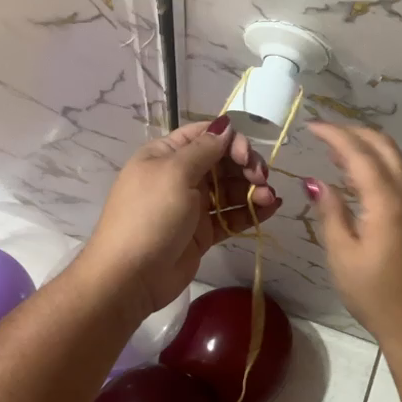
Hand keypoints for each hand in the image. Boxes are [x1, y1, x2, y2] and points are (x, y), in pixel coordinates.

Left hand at [78, 116, 278, 317]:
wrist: (129, 277)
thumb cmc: (149, 217)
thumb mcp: (174, 173)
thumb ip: (204, 148)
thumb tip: (225, 125)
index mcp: (166, 156)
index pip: (205, 135)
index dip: (231, 140)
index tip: (245, 156)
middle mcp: (180, 176)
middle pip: (222, 161)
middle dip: (246, 165)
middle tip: (261, 179)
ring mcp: (192, 206)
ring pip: (230, 189)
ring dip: (252, 189)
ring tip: (269, 199)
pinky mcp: (203, 232)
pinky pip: (231, 215)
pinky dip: (251, 211)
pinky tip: (271, 208)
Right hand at [304, 122, 401, 350]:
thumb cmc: (374, 294)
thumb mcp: (342, 255)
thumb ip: (331, 212)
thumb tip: (317, 181)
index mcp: (388, 202)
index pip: (360, 154)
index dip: (335, 135)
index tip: (312, 126)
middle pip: (385, 147)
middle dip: (355, 133)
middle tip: (325, 134)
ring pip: (397, 159)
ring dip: (370, 148)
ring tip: (338, 152)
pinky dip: (381, 164)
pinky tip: (361, 177)